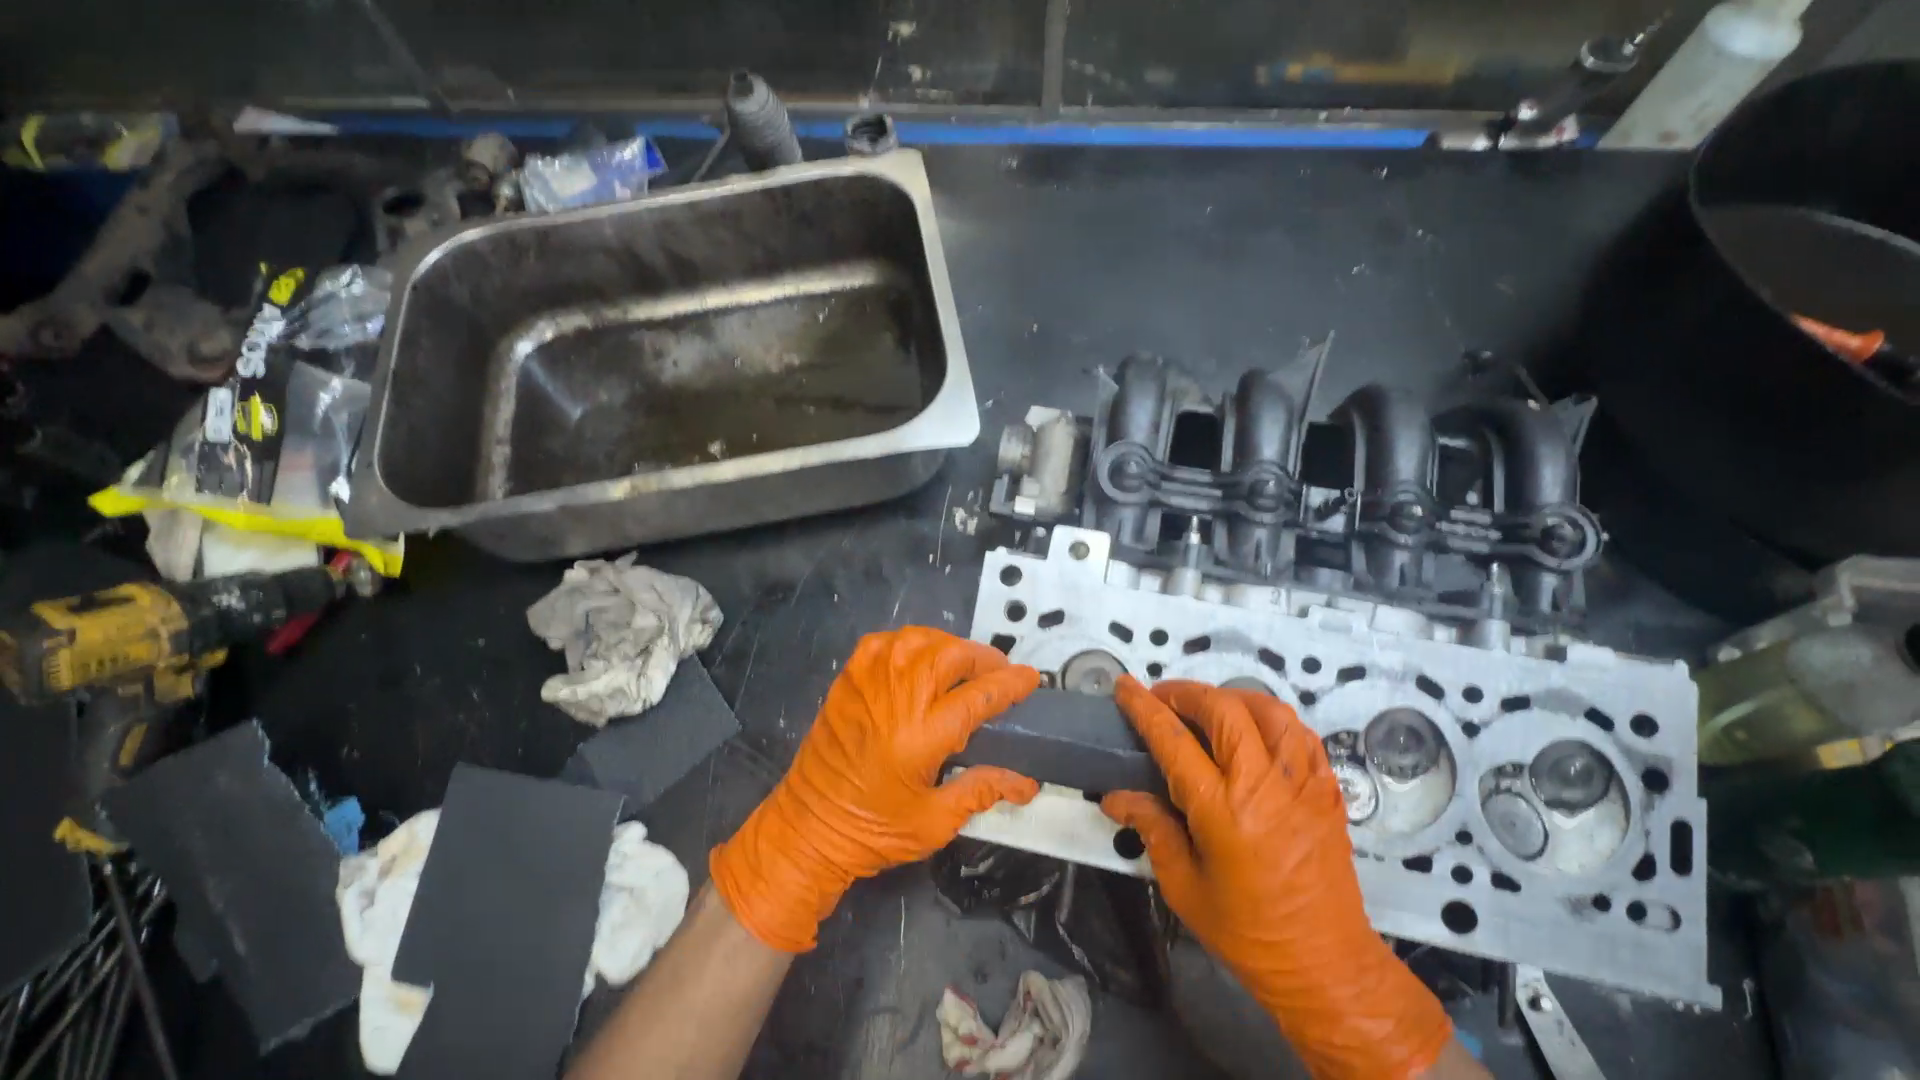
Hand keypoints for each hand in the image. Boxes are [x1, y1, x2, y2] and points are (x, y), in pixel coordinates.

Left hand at [710, 627, 1041, 951]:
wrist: (808, 829)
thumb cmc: (873, 831)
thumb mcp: (935, 822)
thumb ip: (982, 791)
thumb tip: (1026, 782)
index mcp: (922, 735)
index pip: (979, 695)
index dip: (1011, 684)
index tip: (1031, 680)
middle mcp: (897, 698)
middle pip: (952, 655)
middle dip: (984, 659)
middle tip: (999, 675)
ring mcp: (868, 683)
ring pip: (919, 639)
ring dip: (949, 645)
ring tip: (964, 664)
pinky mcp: (848, 680)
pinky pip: (884, 642)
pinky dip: (910, 642)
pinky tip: (921, 658)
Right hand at [1104, 676, 1453, 1079]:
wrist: (1322, 961)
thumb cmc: (1245, 931)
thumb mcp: (1183, 886)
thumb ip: (1152, 829)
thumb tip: (1117, 798)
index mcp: (1222, 809)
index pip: (1173, 740)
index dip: (1144, 707)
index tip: (1125, 687)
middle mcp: (1264, 783)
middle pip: (1224, 709)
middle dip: (1187, 693)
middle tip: (1163, 699)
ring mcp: (1302, 782)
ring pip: (1269, 710)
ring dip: (1232, 697)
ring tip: (1208, 708)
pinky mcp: (1327, 789)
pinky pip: (1301, 733)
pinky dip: (1272, 719)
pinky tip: (1255, 730)